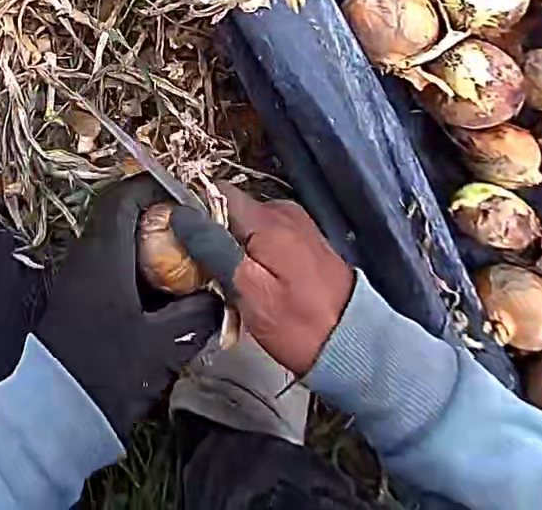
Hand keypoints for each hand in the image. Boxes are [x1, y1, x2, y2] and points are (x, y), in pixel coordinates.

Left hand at [36, 175, 223, 435]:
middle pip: (122, 214)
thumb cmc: (108, 367)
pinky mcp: (82, 294)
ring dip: (148, 241)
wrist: (59, 408)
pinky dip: (137, 264)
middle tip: (190, 229)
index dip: (154, 187)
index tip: (185, 198)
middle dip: (158, 215)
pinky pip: (112, 262)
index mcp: (104, 252)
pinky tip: (162, 291)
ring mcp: (81, 273)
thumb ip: (197, 314)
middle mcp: (88, 253)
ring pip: (117, 238)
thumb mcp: (163, 343)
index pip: (125, 197)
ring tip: (183, 257)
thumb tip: (219, 297)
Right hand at [170, 184, 354, 374]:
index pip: (215, 192)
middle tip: (208, 273)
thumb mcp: (249, 290)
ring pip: (247, 224)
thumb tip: (182, 213)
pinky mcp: (305, 241)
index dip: (194, 212)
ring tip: (233, 284)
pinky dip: (254, 252)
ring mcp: (297, 224)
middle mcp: (283, 211)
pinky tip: (257, 283)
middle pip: (230, 208)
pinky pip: (266, 235)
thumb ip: (214, 247)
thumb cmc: (300, 325)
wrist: (359, 349)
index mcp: (267, 218)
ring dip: (234, 247)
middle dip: (213, 235)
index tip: (184, 240)